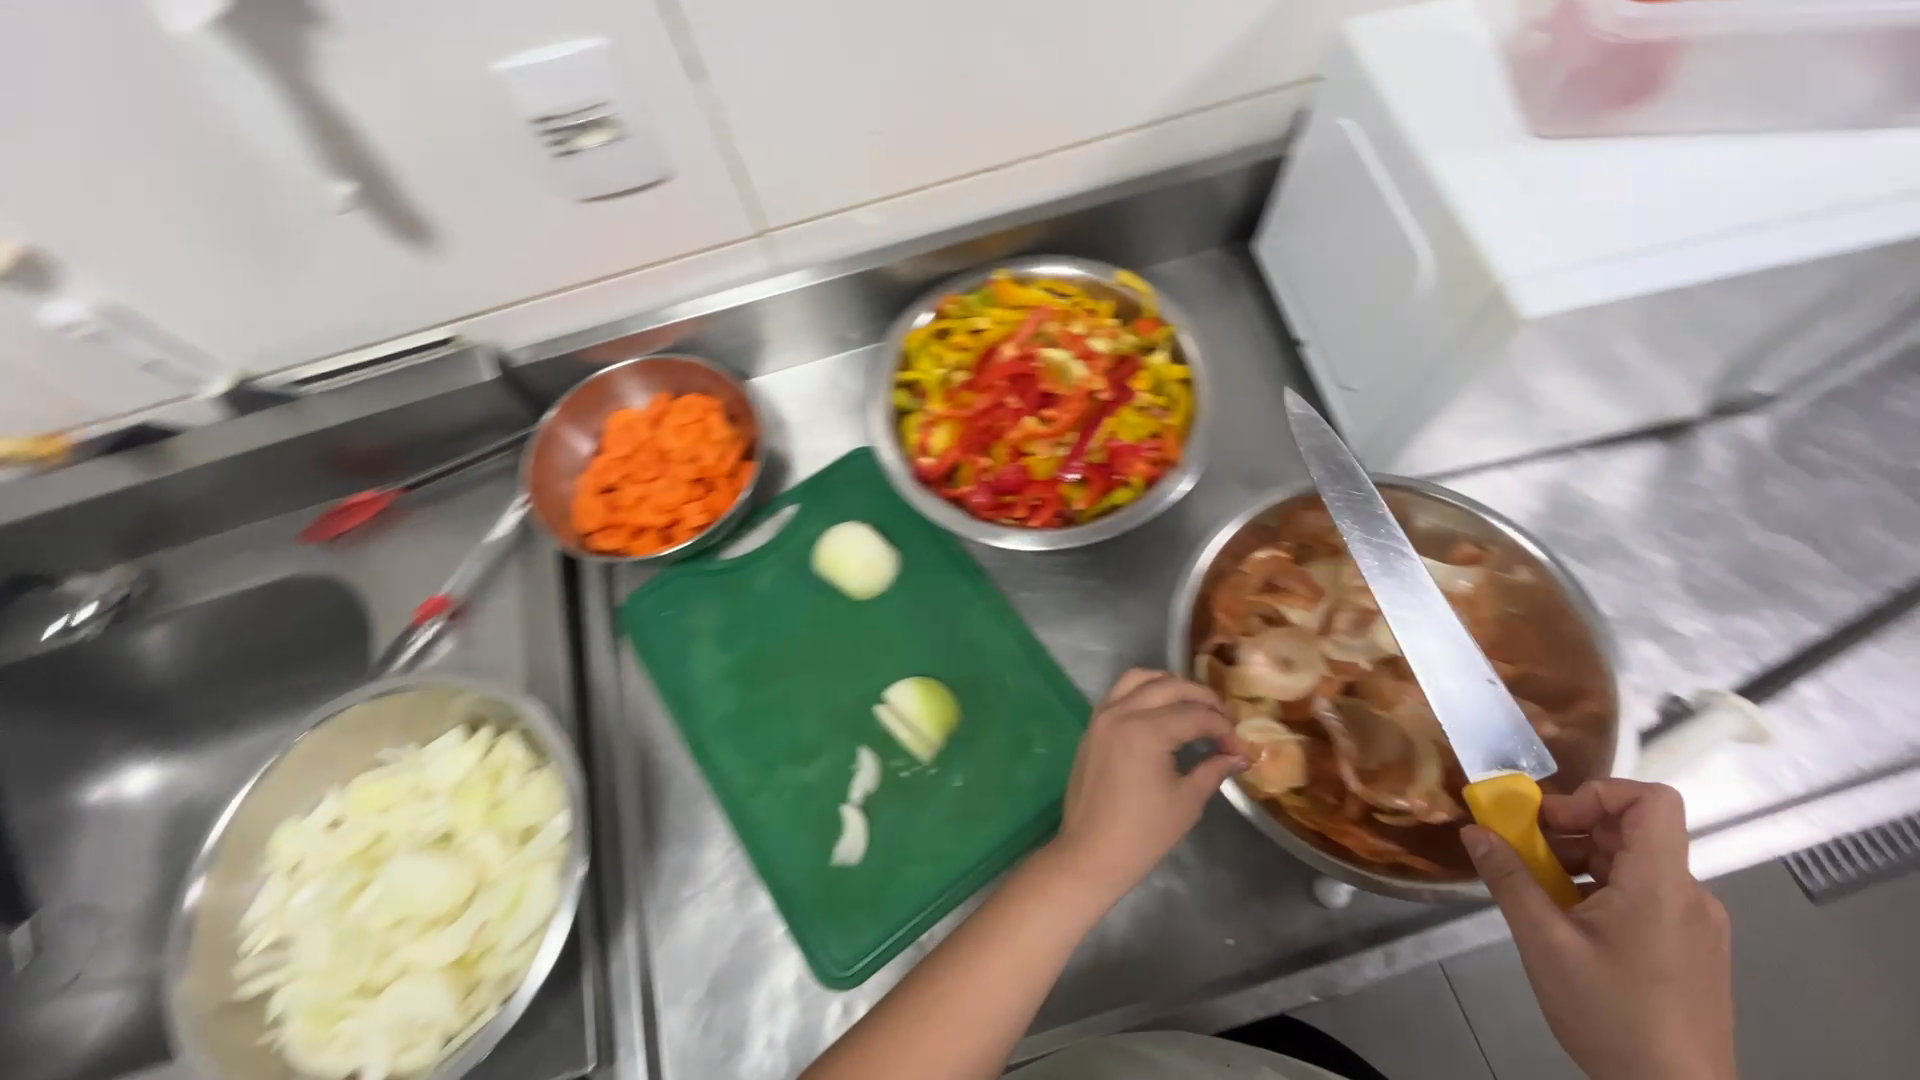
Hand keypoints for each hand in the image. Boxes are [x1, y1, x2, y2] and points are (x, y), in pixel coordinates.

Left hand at [1048, 670, 1243, 900]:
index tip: (1238, 749)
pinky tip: (1162, 710)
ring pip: (1139, 679)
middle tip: (1224, 720)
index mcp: (1146, 732)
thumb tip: (1239, 757)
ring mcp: (1101, 717)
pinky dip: (1143, 691)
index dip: (1223, 730)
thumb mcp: (1187, 801)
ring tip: (1194, 705)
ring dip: (1170, 685)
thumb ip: (1213, 770)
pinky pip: (1118, 693)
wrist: (1090, 854)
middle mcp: (1121, 714)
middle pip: (1170, 687)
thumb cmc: (1143, 834)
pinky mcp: (1091, 727)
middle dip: (1203, 699)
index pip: (1196, 716)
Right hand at [1463, 779, 1735, 1079]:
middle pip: (1633, 830)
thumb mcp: (1544, 944)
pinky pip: (1644, 894)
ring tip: (1537, 892)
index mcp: (1662, 886)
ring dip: (1579, 860)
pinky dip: (1599, 889)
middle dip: (1570, 828)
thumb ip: (1509, 879)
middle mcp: (1690, 895)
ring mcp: (1695, 924)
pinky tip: (1567, 923)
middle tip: (1522, 851)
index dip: (1596, 792)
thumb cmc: (1611, 1015)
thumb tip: (1475, 832)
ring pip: (1634, 863)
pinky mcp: (1692, 948)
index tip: (1548, 820)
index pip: (1651, 800)